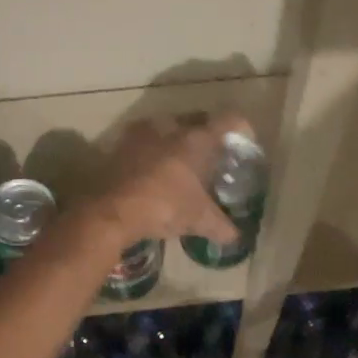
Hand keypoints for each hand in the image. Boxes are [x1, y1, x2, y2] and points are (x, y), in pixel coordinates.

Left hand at [83, 114, 244, 246]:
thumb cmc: (164, 207)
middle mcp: (170, 127)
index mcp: (196, 139)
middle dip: (206, 134)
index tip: (244, 139)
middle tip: (212, 154)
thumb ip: (220, 226)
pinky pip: (144, 142)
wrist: (112, 211)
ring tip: (181, 161)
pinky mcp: (119, 145)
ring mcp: (142, 133)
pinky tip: (153, 170)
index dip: (241, 127)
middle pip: (196, 120)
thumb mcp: (198, 220)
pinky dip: (152, 152)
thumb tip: (235, 237)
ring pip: (167, 128)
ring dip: (176, 140)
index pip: (228, 120)